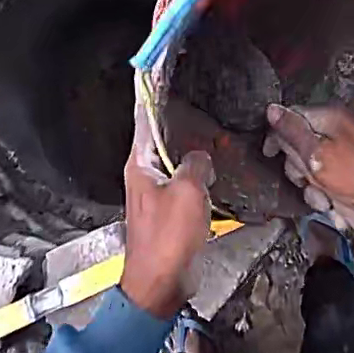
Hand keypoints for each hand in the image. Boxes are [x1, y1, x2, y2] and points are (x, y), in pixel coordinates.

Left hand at [122, 104, 214, 316]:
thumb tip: (200, 156)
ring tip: (209, 124)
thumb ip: (195, 164)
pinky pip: (183, 180)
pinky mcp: (169, 208)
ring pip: (173, 158)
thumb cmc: (169, 238)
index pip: (144, 117)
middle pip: (158, 135)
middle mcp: (143, 173)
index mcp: (140, 164)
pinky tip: (213, 165)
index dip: (151, 92)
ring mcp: (155, 191)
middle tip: (194, 92)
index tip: (156, 69)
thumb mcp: (188, 192)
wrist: (162, 283)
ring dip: (188, 145)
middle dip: (174, 115)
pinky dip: (196, 170)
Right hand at [265, 104, 353, 233]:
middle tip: (309, 179)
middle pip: (298, 147)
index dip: (278, 136)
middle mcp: (337, 132)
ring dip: (313, 190)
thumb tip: (271, 109)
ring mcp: (344, 155)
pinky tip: (337, 206)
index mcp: (331, 118)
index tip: (270, 154)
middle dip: (300, 170)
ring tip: (327, 199)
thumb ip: (293, 133)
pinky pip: (325, 185)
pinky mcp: (349, 176)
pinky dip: (328, 198)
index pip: (291, 118)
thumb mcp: (318, 155)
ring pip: (310, 171)